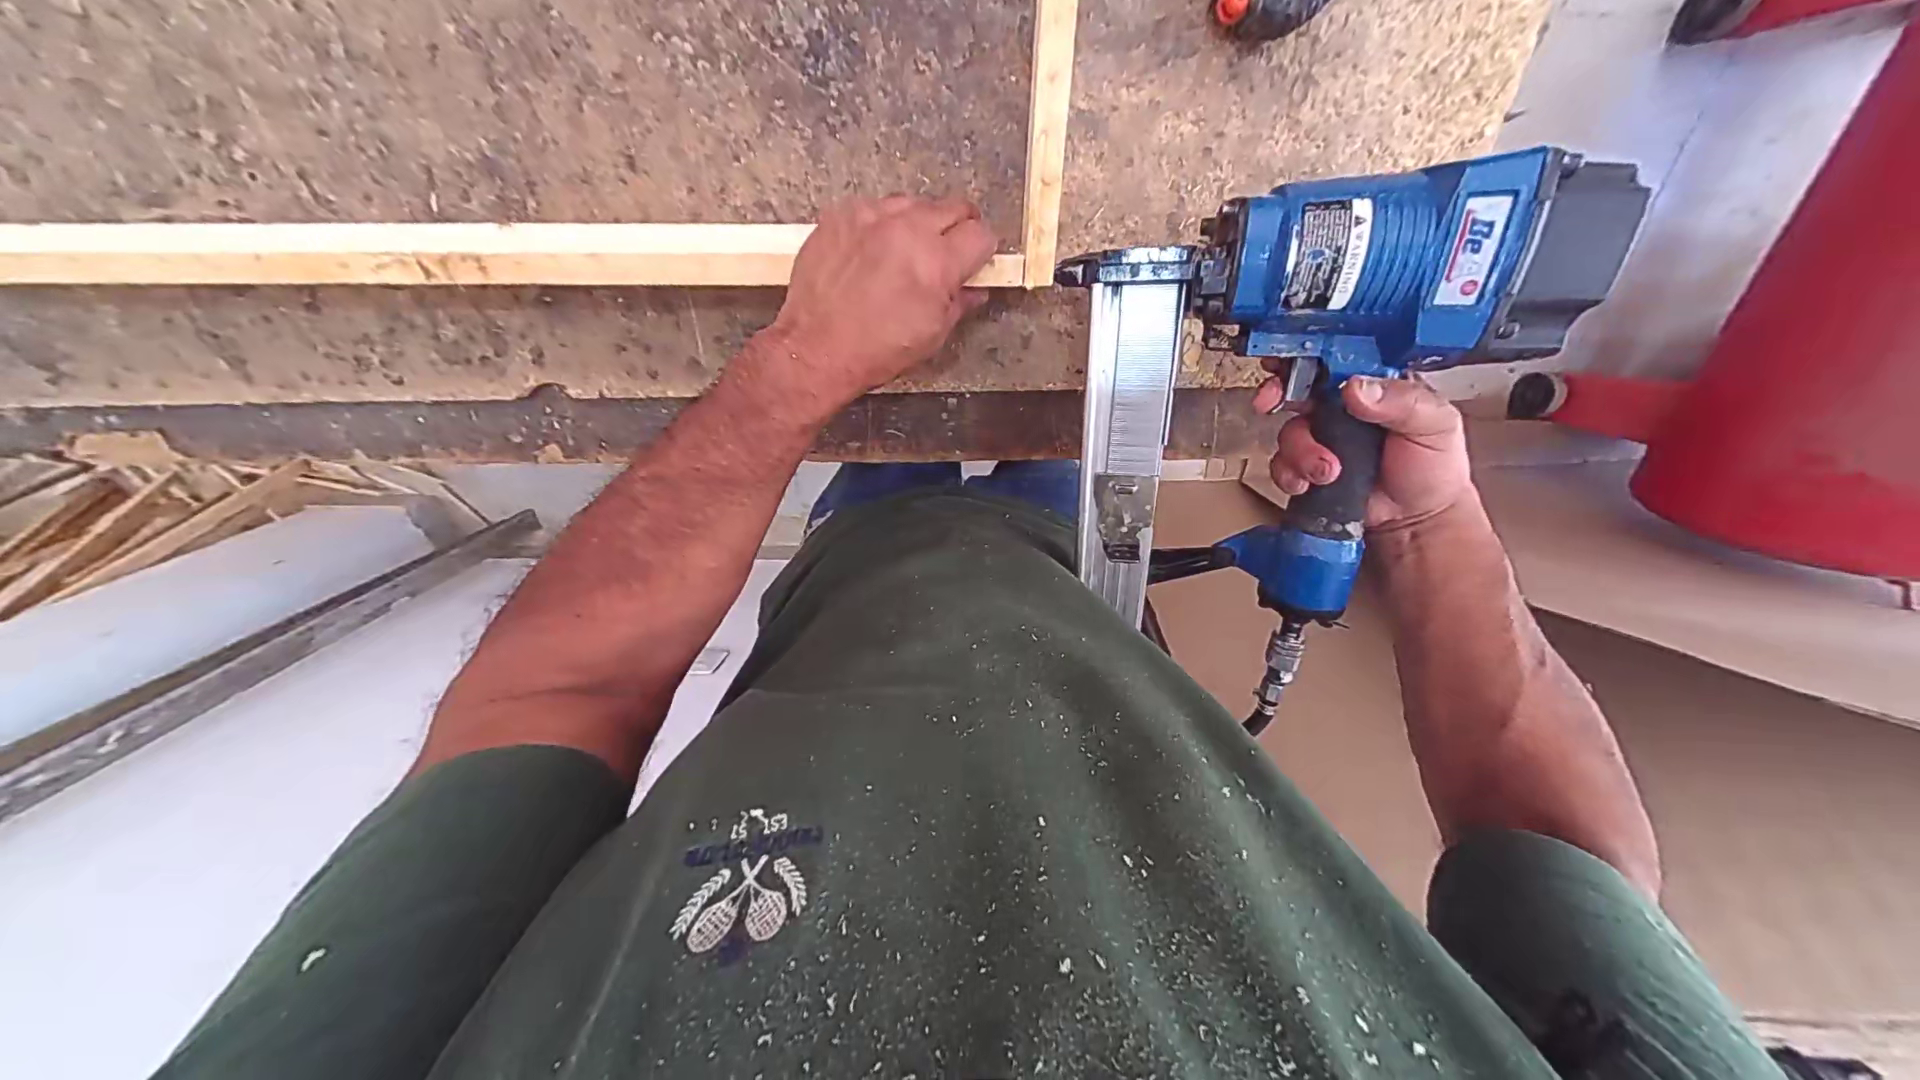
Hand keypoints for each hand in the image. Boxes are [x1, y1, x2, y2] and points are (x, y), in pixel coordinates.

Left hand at [755, 195, 996, 416]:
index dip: (983, 250)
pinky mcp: (841, 215)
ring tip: (905, 254)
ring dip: (918, 224)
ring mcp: (871, 217)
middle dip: (958, 230)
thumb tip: (975, 290)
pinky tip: (873, 253)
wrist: (817, 348)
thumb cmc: (875, 350)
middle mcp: (906, 229)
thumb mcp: (932, 335)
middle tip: (949, 253)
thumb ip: (960, 303)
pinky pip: (874, 208)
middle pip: (953, 208)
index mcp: (936, 262)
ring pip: (913, 204)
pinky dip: (881, 226)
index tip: (976, 259)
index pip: (981, 234)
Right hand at [1256, 373, 1472, 530]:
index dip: (1306, 354)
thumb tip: (1355, 387)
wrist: (1416, 522)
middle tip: (1270, 401)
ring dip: (1301, 452)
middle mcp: (1340, 408)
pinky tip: (1309, 484)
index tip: (1285, 359)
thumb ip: (1401, 401)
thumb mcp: (1435, 423)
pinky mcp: (1304, 468)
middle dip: (1277, 392)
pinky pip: (1280, 464)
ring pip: (1288, 431)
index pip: (1336, 358)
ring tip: (1328, 472)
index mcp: (1373, 385)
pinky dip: (1289, 474)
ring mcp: (1320, 439)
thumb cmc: (1433, 468)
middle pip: (1296, 388)